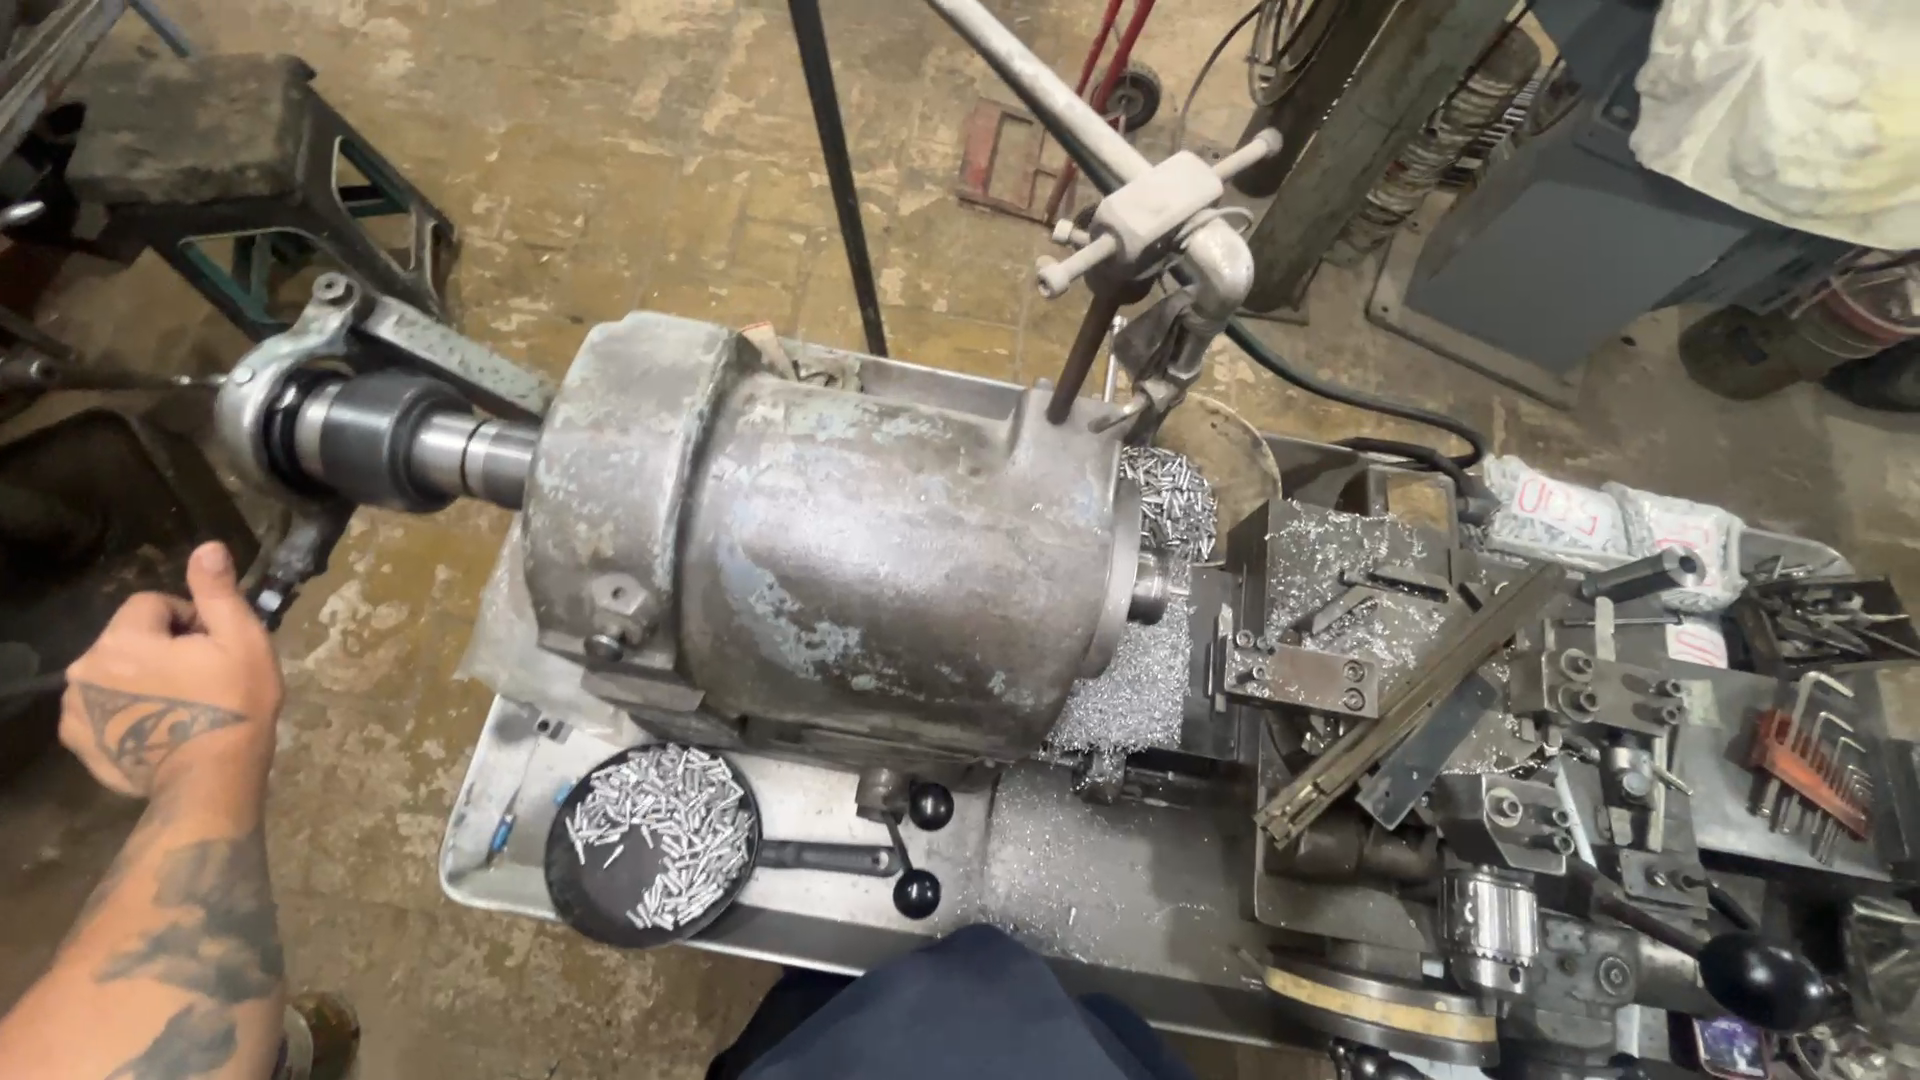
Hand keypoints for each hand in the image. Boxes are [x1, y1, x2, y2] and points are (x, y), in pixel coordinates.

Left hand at [59, 542, 282, 797]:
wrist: (211, 773)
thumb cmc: (234, 700)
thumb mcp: (243, 641)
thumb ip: (217, 593)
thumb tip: (207, 547)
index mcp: (123, 640)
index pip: (152, 604)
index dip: (192, 618)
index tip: (218, 646)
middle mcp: (84, 669)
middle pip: (131, 639)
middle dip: (166, 648)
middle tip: (208, 675)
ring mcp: (73, 709)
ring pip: (115, 673)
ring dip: (146, 678)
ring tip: (187, 703)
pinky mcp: (77, 739)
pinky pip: (103, 707)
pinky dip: (129, 709)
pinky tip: (163, 725)